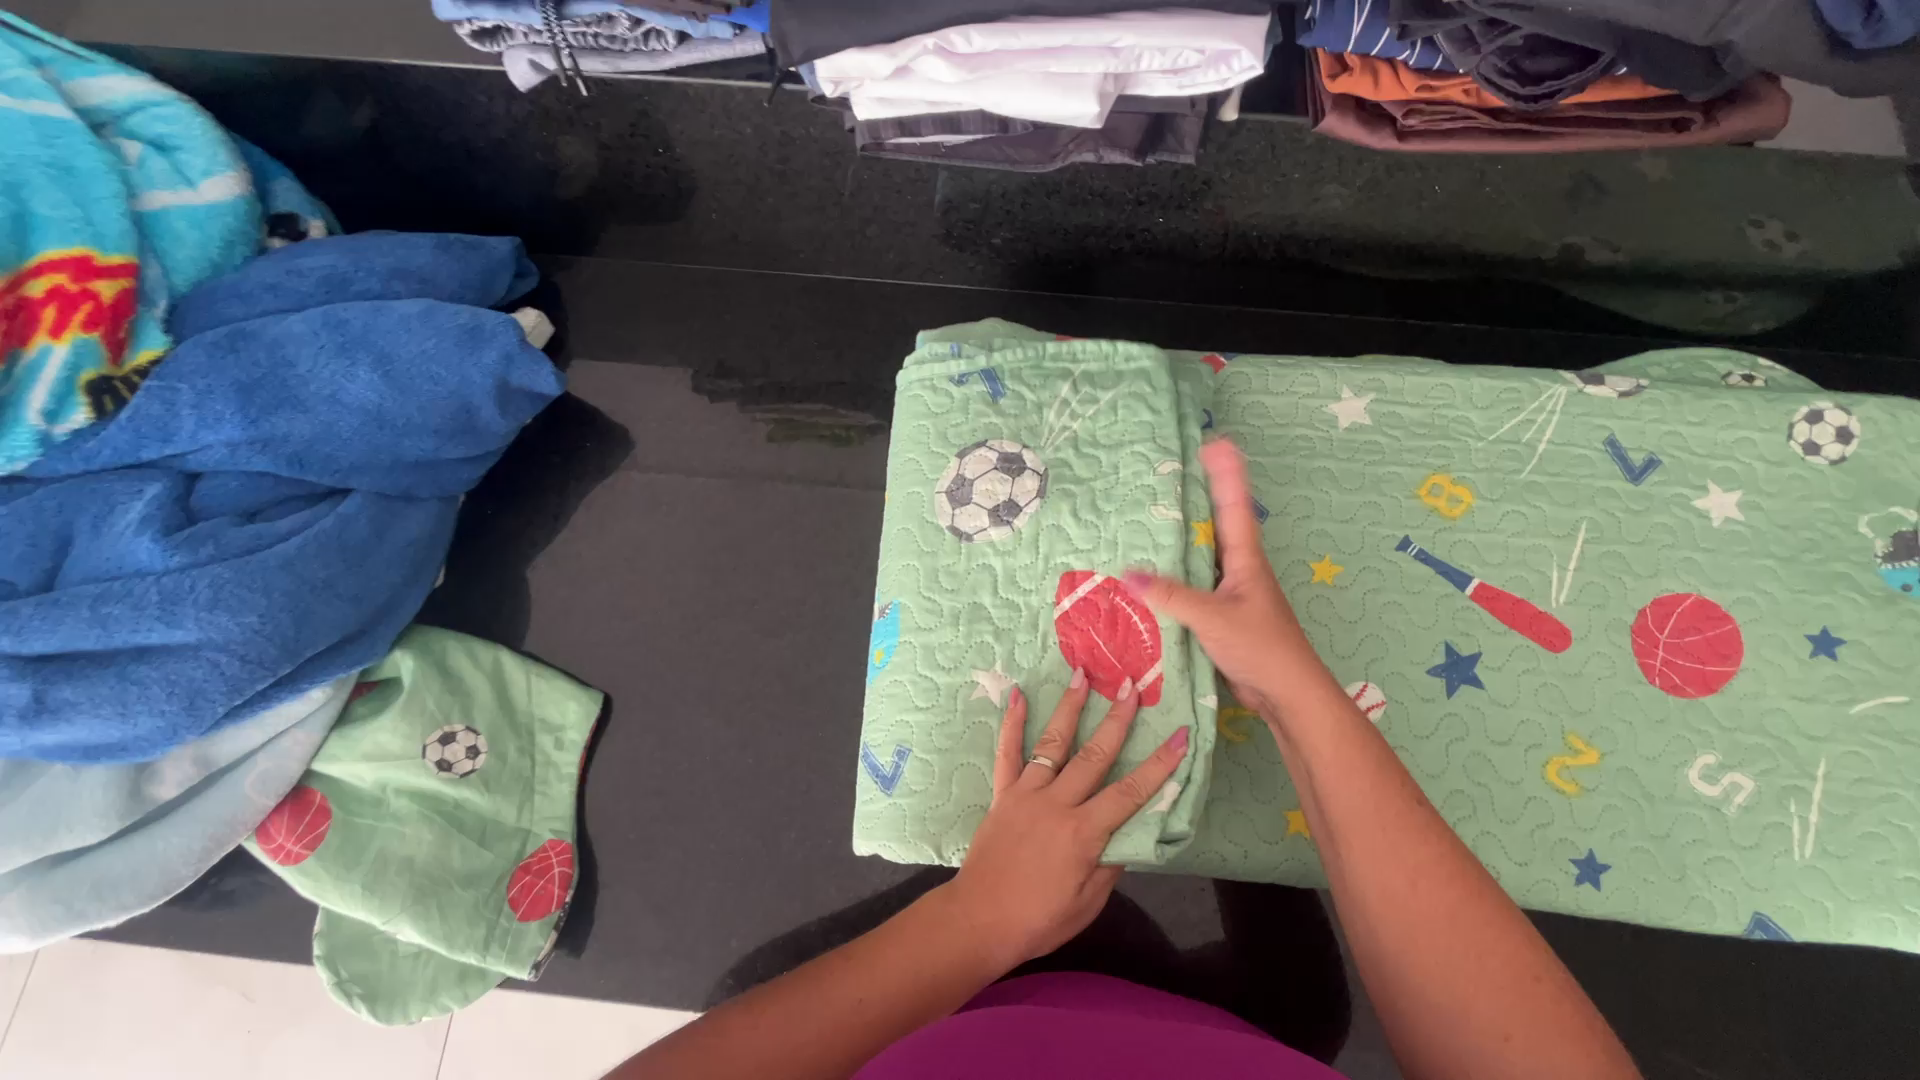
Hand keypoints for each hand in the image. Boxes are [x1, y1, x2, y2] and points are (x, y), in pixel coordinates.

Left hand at [936, 675, 1189, 970]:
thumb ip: (1110, 864)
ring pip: (1053, 743)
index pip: (1131, 792)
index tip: (1180, 735)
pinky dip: (1012, 723)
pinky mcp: (1002, 794)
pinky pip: (1007, 754)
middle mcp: (1057, 803)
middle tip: (1132, 686)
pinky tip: (1019, 695)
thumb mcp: (1088, 902)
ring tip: (1082, 674)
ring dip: (1070, 708)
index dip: (1160, 764)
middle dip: (1117, 719)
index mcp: (1083, 832)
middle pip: (1095, 755)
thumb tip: (1128, 833)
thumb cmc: (1039, 920)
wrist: (979, 920)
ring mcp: (1026, 794)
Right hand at [1123, 439, 1331, 718]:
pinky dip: (1171, 580)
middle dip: (1196, 500)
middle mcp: (1238, 568)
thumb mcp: (1213, 617)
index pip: (1235, 505)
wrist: (1286, 693)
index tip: (1216, 443)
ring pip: (1200, 559)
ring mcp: (1229, 592)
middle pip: (1214, 526)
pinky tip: (1147, 581)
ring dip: (1179, 542)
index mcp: (1245, 558)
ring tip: (1146, 522)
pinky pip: (1191, 588)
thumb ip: (1171, 595)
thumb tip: (1126, 574)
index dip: (1226, 474)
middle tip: (1167, 476)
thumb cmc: (1261, 646)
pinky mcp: (1220, 615)